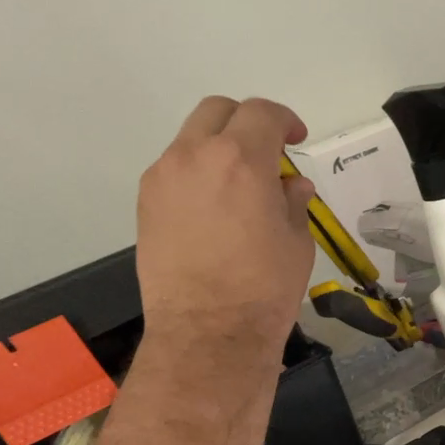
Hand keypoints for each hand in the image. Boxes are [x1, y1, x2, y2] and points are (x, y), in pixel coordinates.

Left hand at [135, 97, 315, 352]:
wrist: (210, 331)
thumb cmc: (266, 290)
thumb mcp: (296, 244)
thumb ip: (292, 204)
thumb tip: (289, 186)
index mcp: (241, 161)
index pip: (261, 114)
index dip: (283, 120)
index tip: (296, 139)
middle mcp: (195, 156)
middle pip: (218, 112)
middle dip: (246, 123)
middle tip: (268, 154)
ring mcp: (164, 177)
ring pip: (192, 141)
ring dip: (220, 151)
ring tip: (242, 190)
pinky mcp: (147, 203)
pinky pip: (176, 172)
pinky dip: (200, 176)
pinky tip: (217, 213)